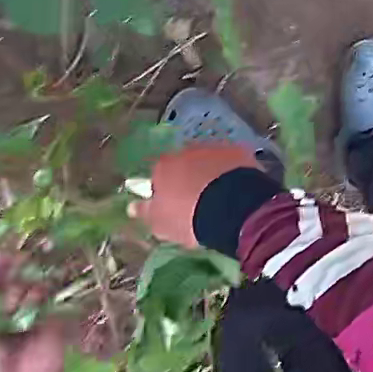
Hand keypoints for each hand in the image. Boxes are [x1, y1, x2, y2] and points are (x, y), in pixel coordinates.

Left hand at [0, 258, 70, 371]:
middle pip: (2, 278)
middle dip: (2, 268)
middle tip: (6, 260)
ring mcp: (24, 314)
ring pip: (24, 281)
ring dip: (18, 282)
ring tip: (14, 299)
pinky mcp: (49, 317)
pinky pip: (46, 293)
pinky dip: (38, 292)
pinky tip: (30, 301)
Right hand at [126, 141, 259, 248]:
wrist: (230, 208)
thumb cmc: (189, 218)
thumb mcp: (161, 223)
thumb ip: (146, 212)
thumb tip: (132, 207)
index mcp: (164, 166)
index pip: (160, 173)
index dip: (167, 187)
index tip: (174, 203)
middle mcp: (187, 151)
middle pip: (186, 162)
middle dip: (190, 176)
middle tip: (199, 198)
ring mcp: (214, 148)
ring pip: (210, 158)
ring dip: (212, 170)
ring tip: (222, 193)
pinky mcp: (239, 150)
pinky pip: (233, 159)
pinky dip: (234, 169)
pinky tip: (240, 186)